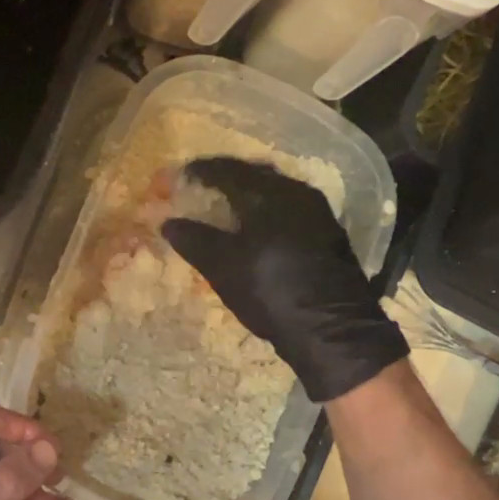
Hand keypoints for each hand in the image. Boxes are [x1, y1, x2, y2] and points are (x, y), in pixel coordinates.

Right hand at [161, 157, 408, 402]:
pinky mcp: (328, 236)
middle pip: (256, 176)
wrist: (330, 329)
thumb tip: (168, 222)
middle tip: (205, 187)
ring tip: (229, 208)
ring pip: (276, 193)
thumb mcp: (223, 268)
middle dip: (228, 179)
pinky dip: (267, 213)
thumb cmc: (269, 292)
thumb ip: (195, 240)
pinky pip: (290, 211)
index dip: (202, 171)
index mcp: (270, 194)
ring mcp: (318, 214)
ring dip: (250, 196)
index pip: (229, 170)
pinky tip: (259, 231)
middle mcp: (298, 194)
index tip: (182, 175)